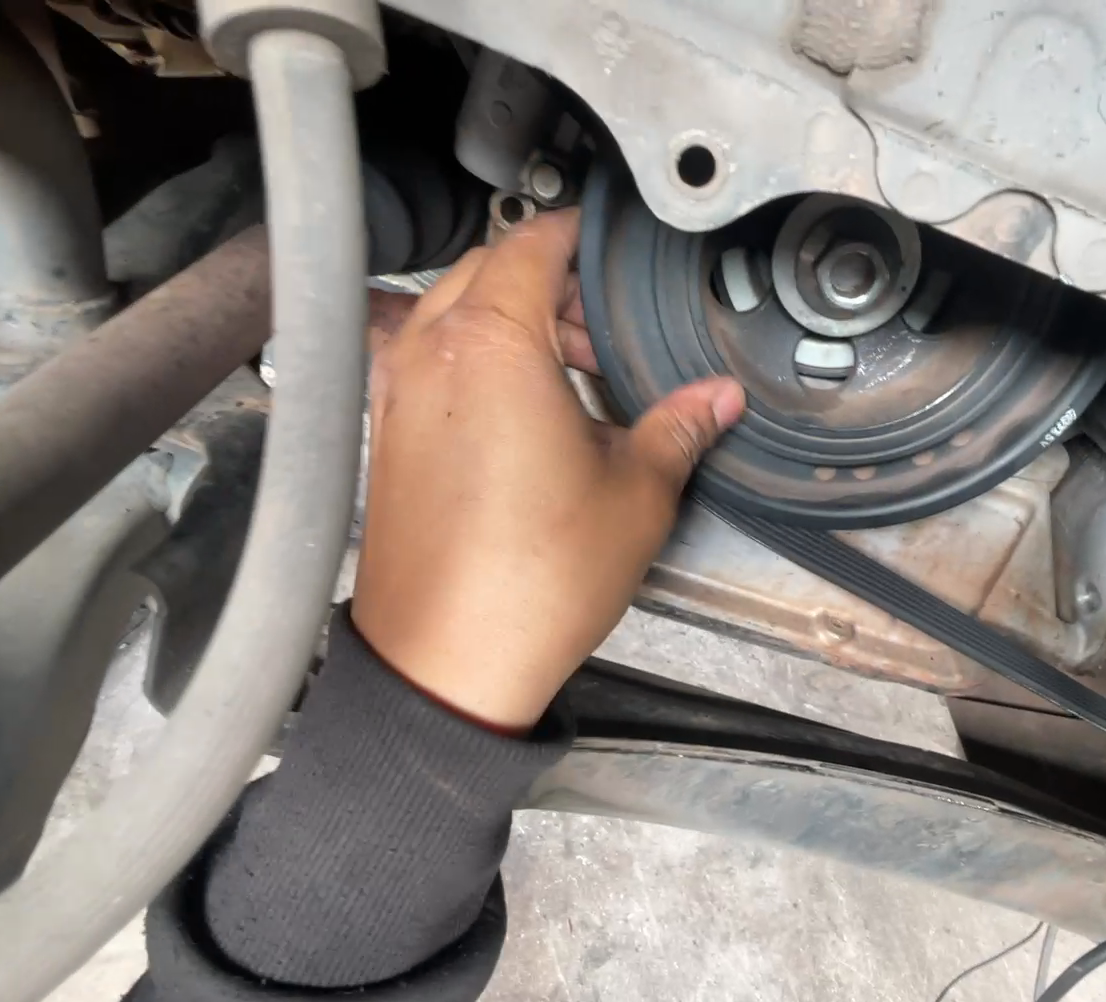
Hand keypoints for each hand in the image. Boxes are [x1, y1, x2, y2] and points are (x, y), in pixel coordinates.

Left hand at [351, 210, 744, 731]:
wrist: (449, 659)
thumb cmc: (535, 579)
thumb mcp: (636, 494)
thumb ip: (679, 428)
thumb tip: (718, 400)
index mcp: (494, 344)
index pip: (534, 245)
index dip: (577, 239)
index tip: (607, 249)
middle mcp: (432, 355)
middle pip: (490, 274)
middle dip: (551, 288)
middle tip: (604, 334)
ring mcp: (398, 395)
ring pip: (455, 316)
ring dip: (512, 325)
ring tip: (569, 378)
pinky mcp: (387, 437)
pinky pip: (430, 364)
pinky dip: (475, 363)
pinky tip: (522, 415)